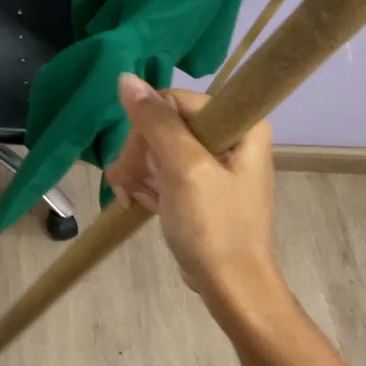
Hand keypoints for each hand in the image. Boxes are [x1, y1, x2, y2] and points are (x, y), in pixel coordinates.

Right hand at [105, 75, 283, 318]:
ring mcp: (213, 162)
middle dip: (139, 154)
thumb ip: (156, 123)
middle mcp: (229, 136)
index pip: (175, 101)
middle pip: (163, 124)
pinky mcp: (199, 185)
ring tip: (129, 197)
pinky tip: (136, 202)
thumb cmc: (214, 227)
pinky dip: (144, 183)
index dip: (149, 127)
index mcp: (240, 125)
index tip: (141, 161)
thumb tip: (125, 79)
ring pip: (157, 147)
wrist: (230, 287)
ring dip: (136, 171)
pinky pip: (161, 169)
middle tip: (127, 183)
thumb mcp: (184, 169)